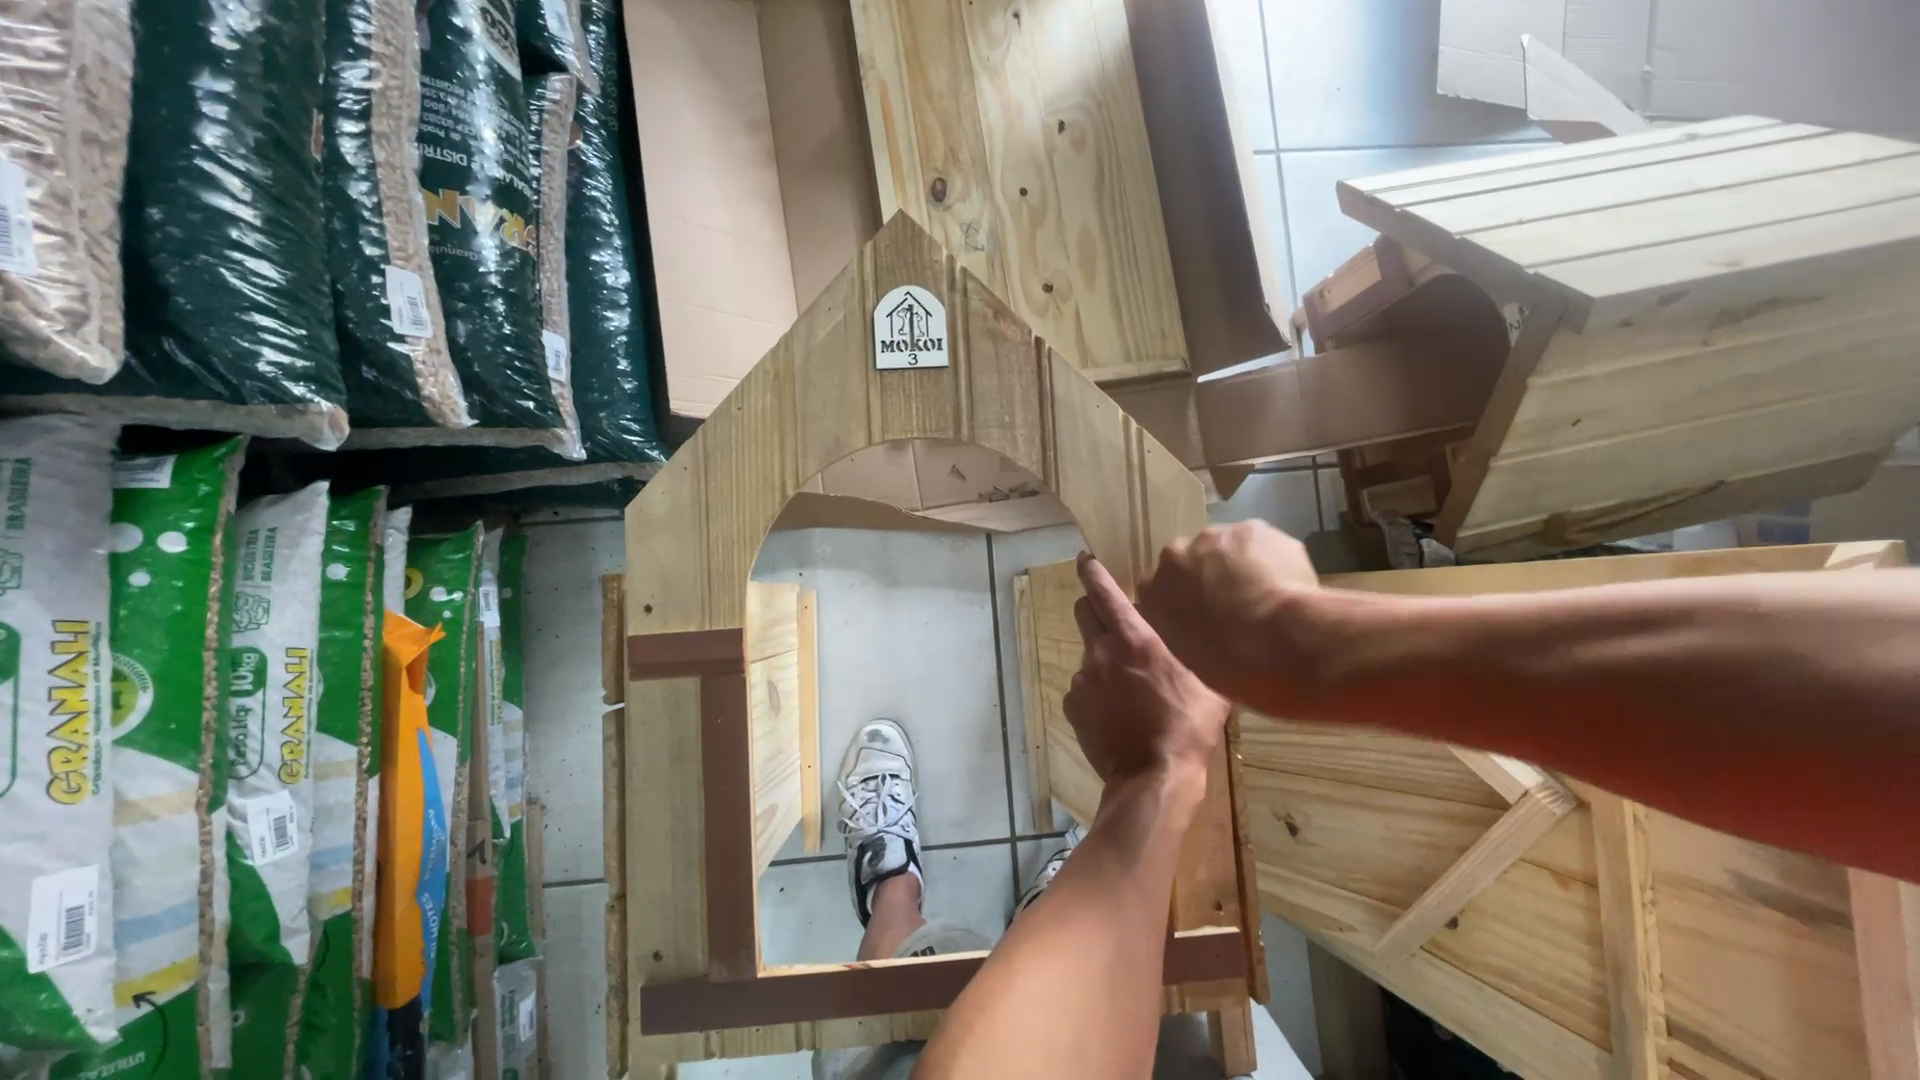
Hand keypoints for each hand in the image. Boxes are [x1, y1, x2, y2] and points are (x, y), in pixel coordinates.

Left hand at [1063, 553, 1231, 785]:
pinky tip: (1116, 712)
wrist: (1154, 774)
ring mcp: (1082, 678)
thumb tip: (1192, 628)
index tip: (1085, 559)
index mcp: (1134, 637)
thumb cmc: (1188, 724)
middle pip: (1083, 612)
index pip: (1102, 590)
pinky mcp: (1072, 704)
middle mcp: (1101, 651)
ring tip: (1126, 687)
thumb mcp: (1207, 679)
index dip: (1091, 570)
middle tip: (1110, 620)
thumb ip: (1191, 647)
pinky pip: (1082, 687)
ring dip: (1102, 659)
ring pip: (1087, 654)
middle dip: (1093, 608)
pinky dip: (1095, 692)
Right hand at [1137, 521, 1319, 703]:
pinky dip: (1271, 558)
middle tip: (1234, 604)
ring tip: (1264, 594)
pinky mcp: (1253, 528)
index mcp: (1152, 592)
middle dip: (1207, 576)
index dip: (1182, 601)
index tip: (1201, 617)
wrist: (1278, 640)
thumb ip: (1180, 636)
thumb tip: (1194, 634)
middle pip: (1190, 560)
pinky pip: (1260, 542)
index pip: (1159, 590)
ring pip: (1226, 547)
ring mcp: (1214, 537)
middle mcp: (1174, 556)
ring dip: (1239, 564)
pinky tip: (1287, 584)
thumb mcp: (1187, 659)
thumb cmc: (1229, 663)